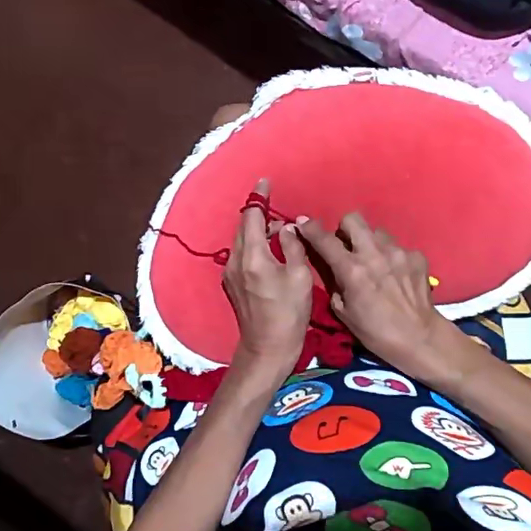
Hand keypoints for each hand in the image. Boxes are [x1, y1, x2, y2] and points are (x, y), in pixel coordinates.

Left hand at [223, 181, 312, 372]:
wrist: (267, 347)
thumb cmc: (289, 313)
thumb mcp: (299, 276)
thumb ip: (293, 247)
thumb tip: (287, 229)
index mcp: (253, 256)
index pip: (253, 217)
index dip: (259, 198)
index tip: (265, 183)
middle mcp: (236, 261)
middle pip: (243, 227)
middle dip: (257, 213)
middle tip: (272, 204)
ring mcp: (231, 273)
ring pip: (241, 241)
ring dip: (255, 230)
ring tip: (275, 228)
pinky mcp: (232, 284)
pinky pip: (240, 254)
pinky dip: (253, 244)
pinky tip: (267, 249)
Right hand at [294, 214, 475, 384]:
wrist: (419, 338)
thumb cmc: (375, 332)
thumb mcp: (343, 313)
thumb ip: (334, 284)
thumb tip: (332, 269)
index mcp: (351, 270)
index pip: (325, 240)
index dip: (310, 228)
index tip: (303, 223)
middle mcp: (374, 253)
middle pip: (353, 219)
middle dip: (344, 229)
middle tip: (346, 246)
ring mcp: (398, 252)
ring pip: (377, 232)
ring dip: (370, 243)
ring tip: (374, 262)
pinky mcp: (416, 256)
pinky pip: (397, 247)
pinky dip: (392, 257)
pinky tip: (395, 275)